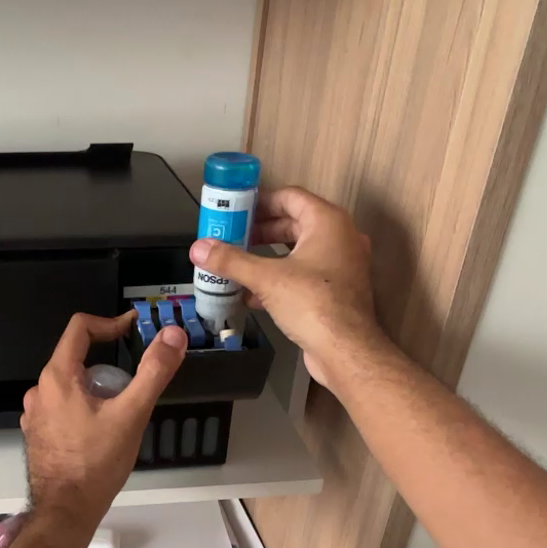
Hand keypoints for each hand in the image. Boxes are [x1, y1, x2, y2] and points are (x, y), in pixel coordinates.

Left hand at [22, 313, 187, 532]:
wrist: (66, 510)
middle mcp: (40, 390)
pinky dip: (81, 411)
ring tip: (117, 414)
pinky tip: (97, 435)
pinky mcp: (38, 435)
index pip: (79, 328)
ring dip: (94, 390)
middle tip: (131, 388)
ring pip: (69, 386)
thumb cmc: (96, 462)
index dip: (110, 323)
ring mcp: (35, 415)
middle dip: (107, 366)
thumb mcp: (132, 414)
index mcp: (58, 376)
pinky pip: (62, 409)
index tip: (132, 332)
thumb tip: (173, 335)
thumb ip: (153, 372)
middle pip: (76, 359)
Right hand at [189, 186, 391, 392]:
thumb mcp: (266, 279)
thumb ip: (231, 261)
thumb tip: (200, 249)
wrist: (346, 350)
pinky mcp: (337, 291)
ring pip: (298, 251)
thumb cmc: (315, 305)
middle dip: (260, 232)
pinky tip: (253, 295)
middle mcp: (340, 238)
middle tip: (232, 238)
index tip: (236, 211)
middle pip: (294, 223)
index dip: (260, 202)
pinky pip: (305, 275)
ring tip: (239, 265)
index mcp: (327, 222)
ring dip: (268, 257)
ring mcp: (341, 265)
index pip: (290, 197)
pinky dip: (280, 279)